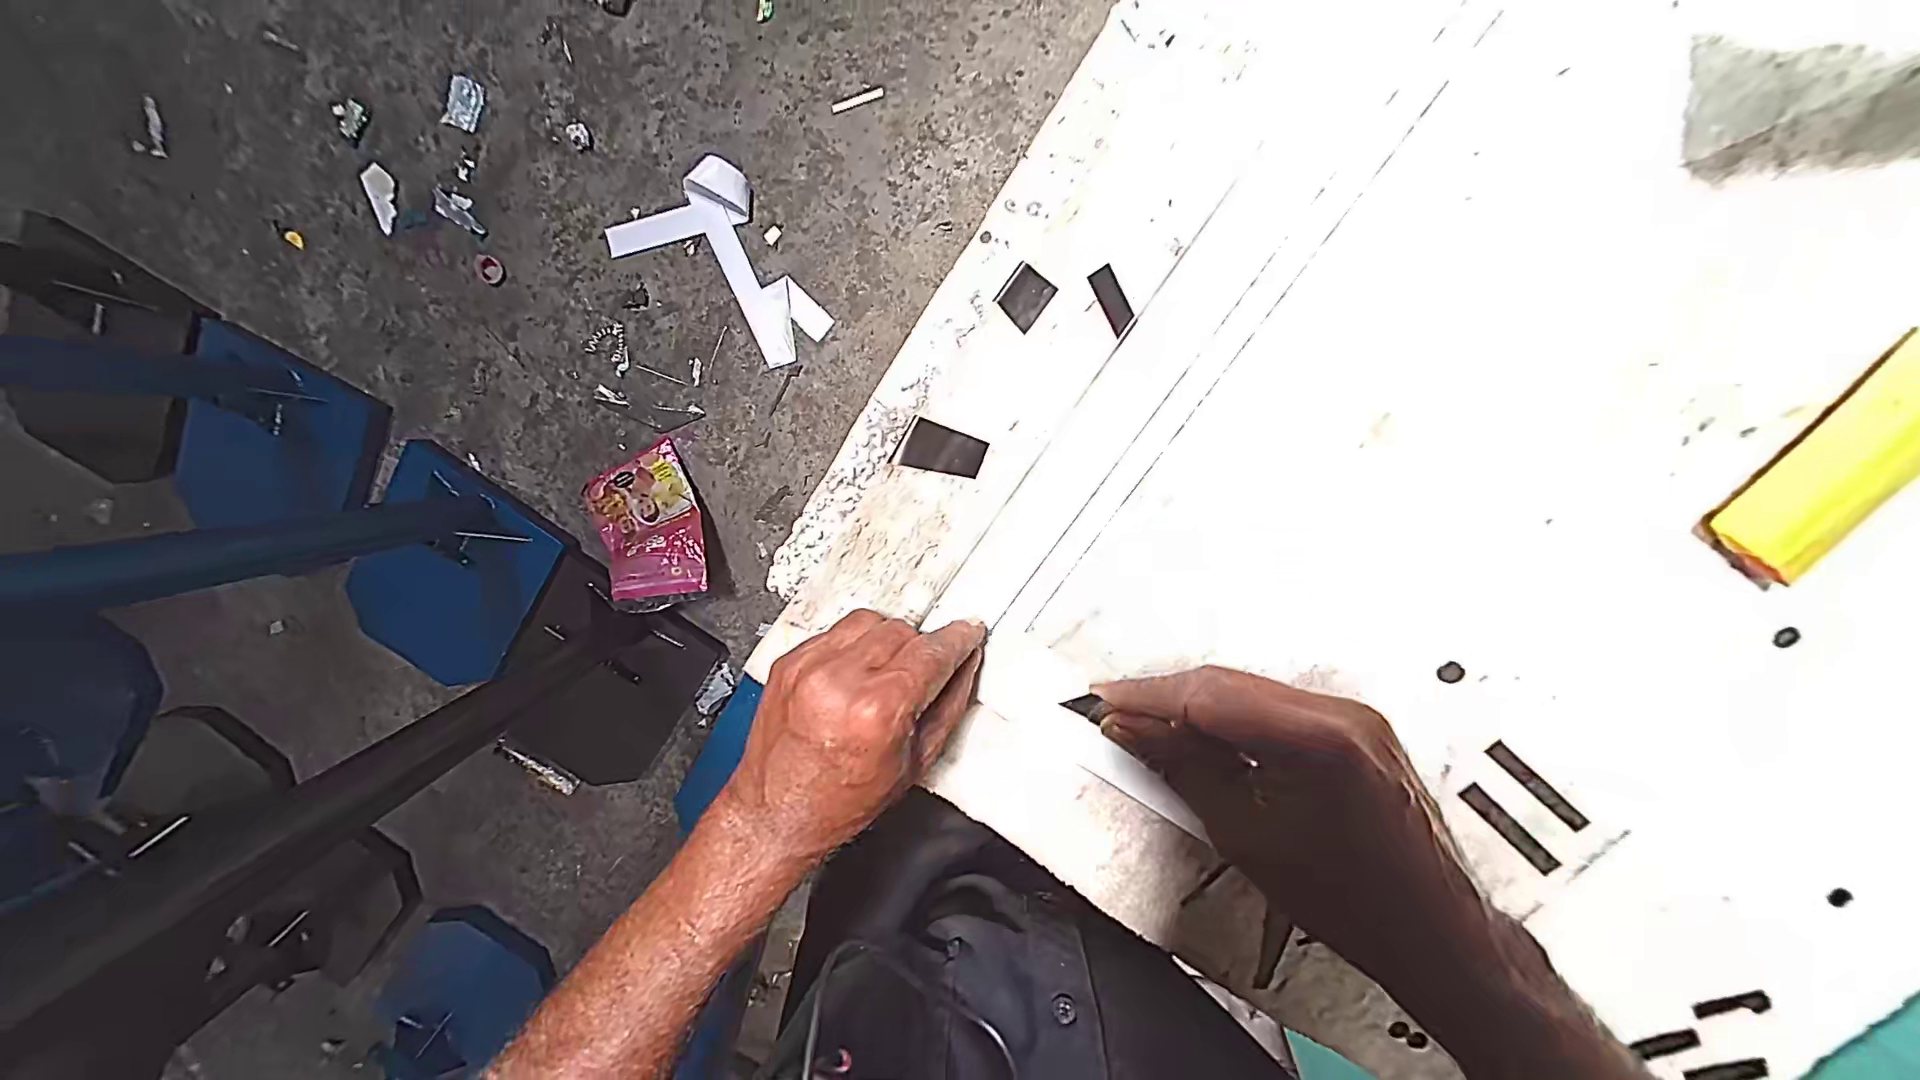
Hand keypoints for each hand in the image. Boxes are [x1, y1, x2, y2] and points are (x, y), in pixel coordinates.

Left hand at [719, 610, 984, 860]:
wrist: (776, 814)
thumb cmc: (838, 802)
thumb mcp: (915, 761)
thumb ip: (949, 704)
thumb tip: (965, 667)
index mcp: (877, 709)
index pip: (933, 651)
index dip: (958, 639)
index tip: (967, 633)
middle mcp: (839, 680)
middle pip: (904, 630)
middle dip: (921, 648)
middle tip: (922, 673)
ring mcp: (810, 667)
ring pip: (871, 620)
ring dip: (887, 640)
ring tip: (884, 673)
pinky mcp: (790, 661)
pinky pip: (838, 630)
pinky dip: (855, 645)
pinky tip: (855, 674)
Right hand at [1096, 667, 1483, 965]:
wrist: (1433, 933)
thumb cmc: (1360, 905)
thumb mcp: (1244, 836)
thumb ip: (1182, 767)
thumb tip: (1135, 730)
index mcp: (1321, 741)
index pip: (1208, 696)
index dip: (1146, 695)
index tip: (1108, 699)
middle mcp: (1342, 715)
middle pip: (1223, 682)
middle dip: (1163, 696)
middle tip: (1119, 713)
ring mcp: (1349, 714)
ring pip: (1242, 686)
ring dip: (1191, 703)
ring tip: (1151, 725)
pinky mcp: (1347, 723)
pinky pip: (1267, 700)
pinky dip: (1225, 713)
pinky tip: (1200, 731)